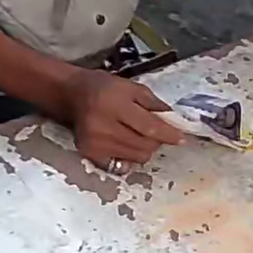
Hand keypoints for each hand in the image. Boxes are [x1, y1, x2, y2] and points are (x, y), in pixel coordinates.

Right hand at [63, 70, 185, 167]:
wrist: (71, 95)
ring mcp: (96, 143)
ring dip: (145, 148)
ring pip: (137, 157)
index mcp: (115, 105)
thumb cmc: (105, 89)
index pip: (149, 127)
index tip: (181, 139)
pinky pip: (123, 164)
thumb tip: (175, 121)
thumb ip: (155, 104)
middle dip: (156, 140)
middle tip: (153, 131)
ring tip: (137, 134)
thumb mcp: (132, 88)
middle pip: (145, 145)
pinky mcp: (91, 154)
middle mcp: (103, 127)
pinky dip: (130, 156)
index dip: (168, 134)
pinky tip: (124, 143)